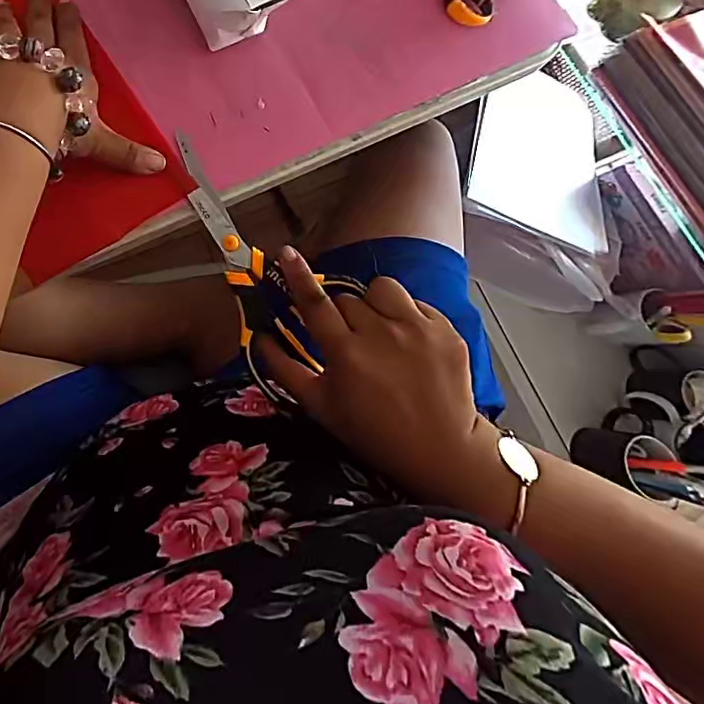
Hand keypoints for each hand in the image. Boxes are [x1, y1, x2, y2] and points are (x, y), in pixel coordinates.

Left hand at [0, 0, 165, 174]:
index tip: (65, 1)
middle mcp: (38, 62)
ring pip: (4, 36)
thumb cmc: (59, 127)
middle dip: (38, 9)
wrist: (14, 123)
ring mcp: (4, 65)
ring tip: (0, 3)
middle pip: (39, 29)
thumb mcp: (98, 141)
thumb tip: (160, 166)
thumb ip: (124, 152)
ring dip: (3, 19)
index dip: (69, 21)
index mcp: (71, 72)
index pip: (72, 41)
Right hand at [257, 247, 508, 515]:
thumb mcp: (321, 407)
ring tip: (382, 331)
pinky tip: (410, 343)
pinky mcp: (444, 328)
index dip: (297, 275)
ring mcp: (416, 328)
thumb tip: (260, 337)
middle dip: (343, 315)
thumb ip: (285, 370)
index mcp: (346, 354)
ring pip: (382, 288)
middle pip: (347, 299)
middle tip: (352, 343)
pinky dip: (407, 316)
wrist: (441, 450)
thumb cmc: (374, 432)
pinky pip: (414, 301)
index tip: (287, 252)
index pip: (314, 303)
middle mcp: (380, 334)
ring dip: (375, 304)